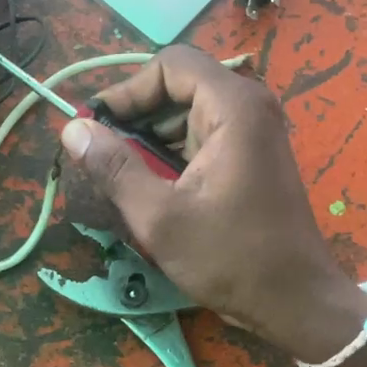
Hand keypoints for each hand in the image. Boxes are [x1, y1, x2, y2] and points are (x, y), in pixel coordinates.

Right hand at [58, 46, 365, 361]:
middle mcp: (249, 108)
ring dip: (151, 142)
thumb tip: (72, 130)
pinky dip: (173, 158)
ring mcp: (254, 135)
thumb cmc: (229, 258)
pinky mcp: (252, 162)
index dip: (127, 90)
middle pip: (179, 88)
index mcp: (233, 107)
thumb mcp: (159, 217)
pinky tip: (151, 192)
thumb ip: (114, 168)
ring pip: (189, 118)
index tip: (96, 128)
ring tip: (120, 180)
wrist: (293, 301)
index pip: (169, 64)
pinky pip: (203, 142)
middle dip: (135, 118)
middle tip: (101, 158)